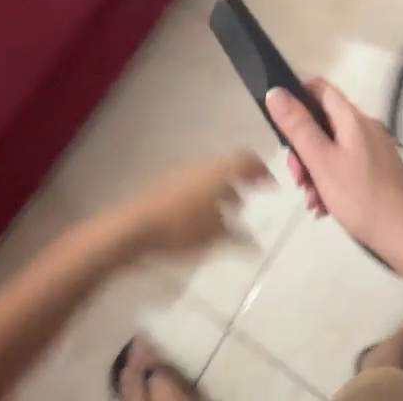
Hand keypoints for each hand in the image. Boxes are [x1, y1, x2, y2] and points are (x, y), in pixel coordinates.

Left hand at [118, 152, 272, 256]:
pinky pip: (194, 183)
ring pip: (210, 175)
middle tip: (249, 198)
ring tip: (227, 211)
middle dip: (241, 181)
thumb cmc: (180, 229)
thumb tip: (259, 245)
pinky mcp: (166, 184)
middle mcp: (202, 166)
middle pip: (228, 166)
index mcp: (218, 172)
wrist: (132, 228)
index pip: (246, 159)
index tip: (270, 184)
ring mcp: (181, 173)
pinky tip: (201, 216)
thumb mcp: (215, 238)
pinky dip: (205, 194)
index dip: (260, 169)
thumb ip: (240, 239)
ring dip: (222, 188)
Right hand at [266, 80, 402, 267]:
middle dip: (303, 149)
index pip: (322, 89)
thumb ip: (299, 128)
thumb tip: (276, 91)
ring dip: (315, 172)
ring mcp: (374, 150)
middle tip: (297, 178)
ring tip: (311, 201)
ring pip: (333, 150)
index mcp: (354, 119)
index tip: (278, 117)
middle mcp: (366, 128)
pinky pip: (346, 168)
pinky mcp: (378, 172)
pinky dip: (331, 183)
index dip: (298, 94)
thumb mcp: (323, 162)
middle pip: (324, 124)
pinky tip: (325, 208)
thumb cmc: (362, 197)